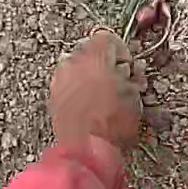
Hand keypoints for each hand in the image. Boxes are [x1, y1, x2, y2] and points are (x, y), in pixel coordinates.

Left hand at [50, 30, 143, 149]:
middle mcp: (73, 63)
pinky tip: (88, 103)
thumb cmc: (112, 124)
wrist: (86, 150)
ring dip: (89, 74)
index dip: (121, 52)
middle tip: (117, 80)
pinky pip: (67, 82)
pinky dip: (77, 87)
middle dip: (103, 62)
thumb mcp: (133, 98)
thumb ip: (133, 77)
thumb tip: (132, 71)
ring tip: (101, 93)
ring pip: (76, 65)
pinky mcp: (53, 95)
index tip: (127, 66)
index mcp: (95, 57)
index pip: (107, 38)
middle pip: (89, 50)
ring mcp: (60, 78)